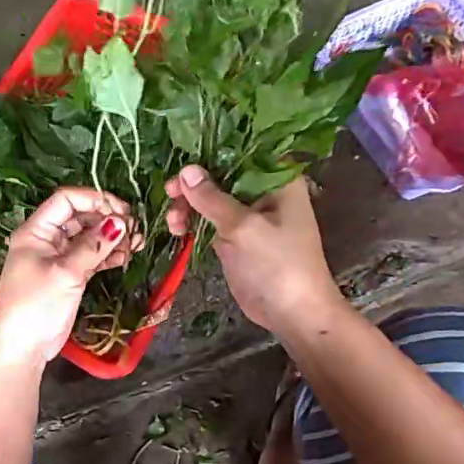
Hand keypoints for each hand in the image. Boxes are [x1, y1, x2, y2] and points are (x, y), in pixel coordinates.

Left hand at [0, 188, 139, 367]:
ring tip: (136, 243)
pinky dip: (108, 255)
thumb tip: (120, 222)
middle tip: (134, 227)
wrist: (24, 346)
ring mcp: (58, 258)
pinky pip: (91, 256)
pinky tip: (126, 256)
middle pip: (81, 217)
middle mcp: (46, 239)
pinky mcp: (70, 275)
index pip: (66, 200)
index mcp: (36, 231)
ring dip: (112, 238)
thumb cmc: (36, 305)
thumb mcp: (66, 272)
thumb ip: (93, 246)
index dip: (94, 199)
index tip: (121, 210)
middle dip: (108, 219)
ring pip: (89, 237)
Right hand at [164, 165, 341, 335]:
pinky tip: (177, 229)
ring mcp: (251, 216)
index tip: (183, 155)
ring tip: (173, 223)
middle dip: (194, 182)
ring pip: (213, 198)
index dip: (211, 150)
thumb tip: (186, 170)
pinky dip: (194, 222)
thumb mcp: (243, 227)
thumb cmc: (278, 263)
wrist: (294, 313)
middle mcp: (265, 192)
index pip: (242, 150)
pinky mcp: (238, 238)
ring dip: (189, 205)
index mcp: (278, 180)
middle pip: (222, 174)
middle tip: (169, 192)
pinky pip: (211, 221)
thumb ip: (212, 198)